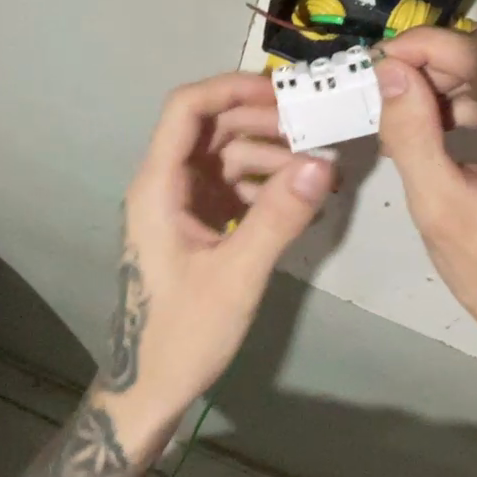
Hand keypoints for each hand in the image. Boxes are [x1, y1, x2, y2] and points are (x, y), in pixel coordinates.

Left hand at [99, 71, 334, 443]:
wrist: (151, 388)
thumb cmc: (181, 333)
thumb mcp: (236, 276)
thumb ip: (278, 218)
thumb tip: (324, 164)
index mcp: (159, 186)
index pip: (186, 110)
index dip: (230, 89)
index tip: (282, 93)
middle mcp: (167, 185)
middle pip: (213, 128)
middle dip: (263, 123)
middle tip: (315, 131)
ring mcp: (183, 204)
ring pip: (228, 156)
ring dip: (271, 157)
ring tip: (318, 173)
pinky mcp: (199, 224)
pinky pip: (234, 187)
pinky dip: (266, 187)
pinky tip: (302, 203)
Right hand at [375, 26, 476, 355]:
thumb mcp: (437, 207)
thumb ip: (412, 134)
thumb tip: (389, 69)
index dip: (430, 48)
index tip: (380, 62)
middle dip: (435, 65)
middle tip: (390, 96)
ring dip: (448, 82)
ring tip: (411, 123)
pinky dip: (467, 96)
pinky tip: (439, 127)